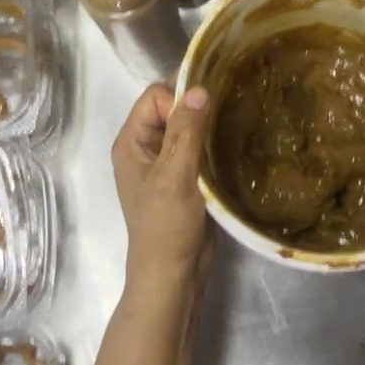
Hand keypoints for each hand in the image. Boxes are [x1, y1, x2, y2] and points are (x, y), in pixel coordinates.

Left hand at [111, 83, 213, 291]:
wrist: (173, 275)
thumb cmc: (166, 227)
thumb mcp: (174, 176)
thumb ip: (185, 132)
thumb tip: (199, 89)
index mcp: (131, 142)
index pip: (155, 97)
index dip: (178, 100)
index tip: (203, 116)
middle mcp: (145, 147)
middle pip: (171, 108)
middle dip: (196, 107)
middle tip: (226, 111)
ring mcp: (165, 162)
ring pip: (187, 126)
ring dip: (208, 124)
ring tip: (233, 124)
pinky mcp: (185, 176)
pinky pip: (198, 145)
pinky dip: (213, 141)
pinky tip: (232, 143)